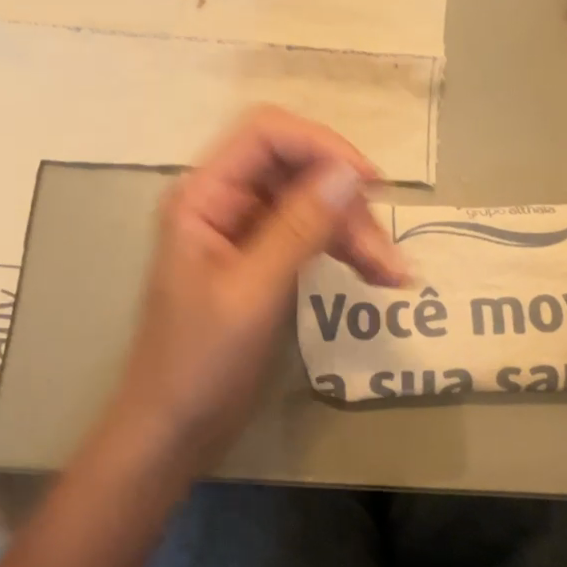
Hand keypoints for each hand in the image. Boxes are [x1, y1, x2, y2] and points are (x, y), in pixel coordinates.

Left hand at [111, 107, 408, 459]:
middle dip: (346, 202)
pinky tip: (377, 276)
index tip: (370, 183)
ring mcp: (244, 233)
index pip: (267, 135)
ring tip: (395, 276)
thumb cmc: (198, 364)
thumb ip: (299, 228)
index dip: (322, 146)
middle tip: (386, 252)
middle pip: (297, 169)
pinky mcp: (262, 263)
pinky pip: (310, 236)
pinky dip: (344, 251)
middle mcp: (223, 203)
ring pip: (311, 204)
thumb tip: (349, 172)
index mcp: (204, 196)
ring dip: (355, 231)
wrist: (172, 430)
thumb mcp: (253, 293)